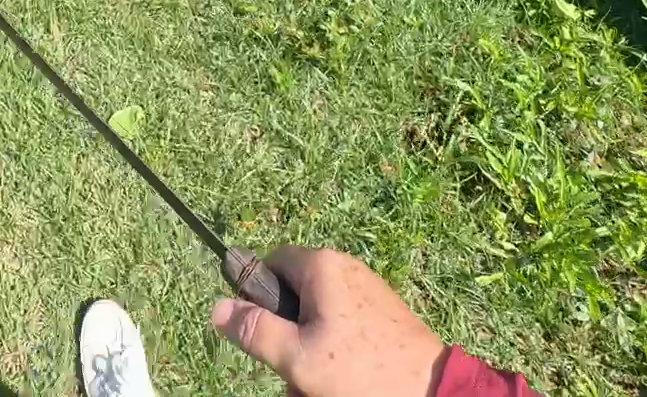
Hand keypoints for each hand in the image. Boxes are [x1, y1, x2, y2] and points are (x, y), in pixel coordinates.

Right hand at [211, 246, 447, 396]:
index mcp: (321, 265)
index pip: (273, 263)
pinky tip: (344, 382)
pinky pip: (343, 324)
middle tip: (297, 371)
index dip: (261, 297)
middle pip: (296, 294)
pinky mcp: (382, 311)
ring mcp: (366, 288)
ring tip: (322, 385)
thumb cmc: (360, 371)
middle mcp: (344, 266)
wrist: (430, 391)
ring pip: (319, 315)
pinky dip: (336, 352)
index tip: (266, 334)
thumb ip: (255, 331)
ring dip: (312, 349)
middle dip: (289, 335)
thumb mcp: (297, 357)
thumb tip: (215, 308)